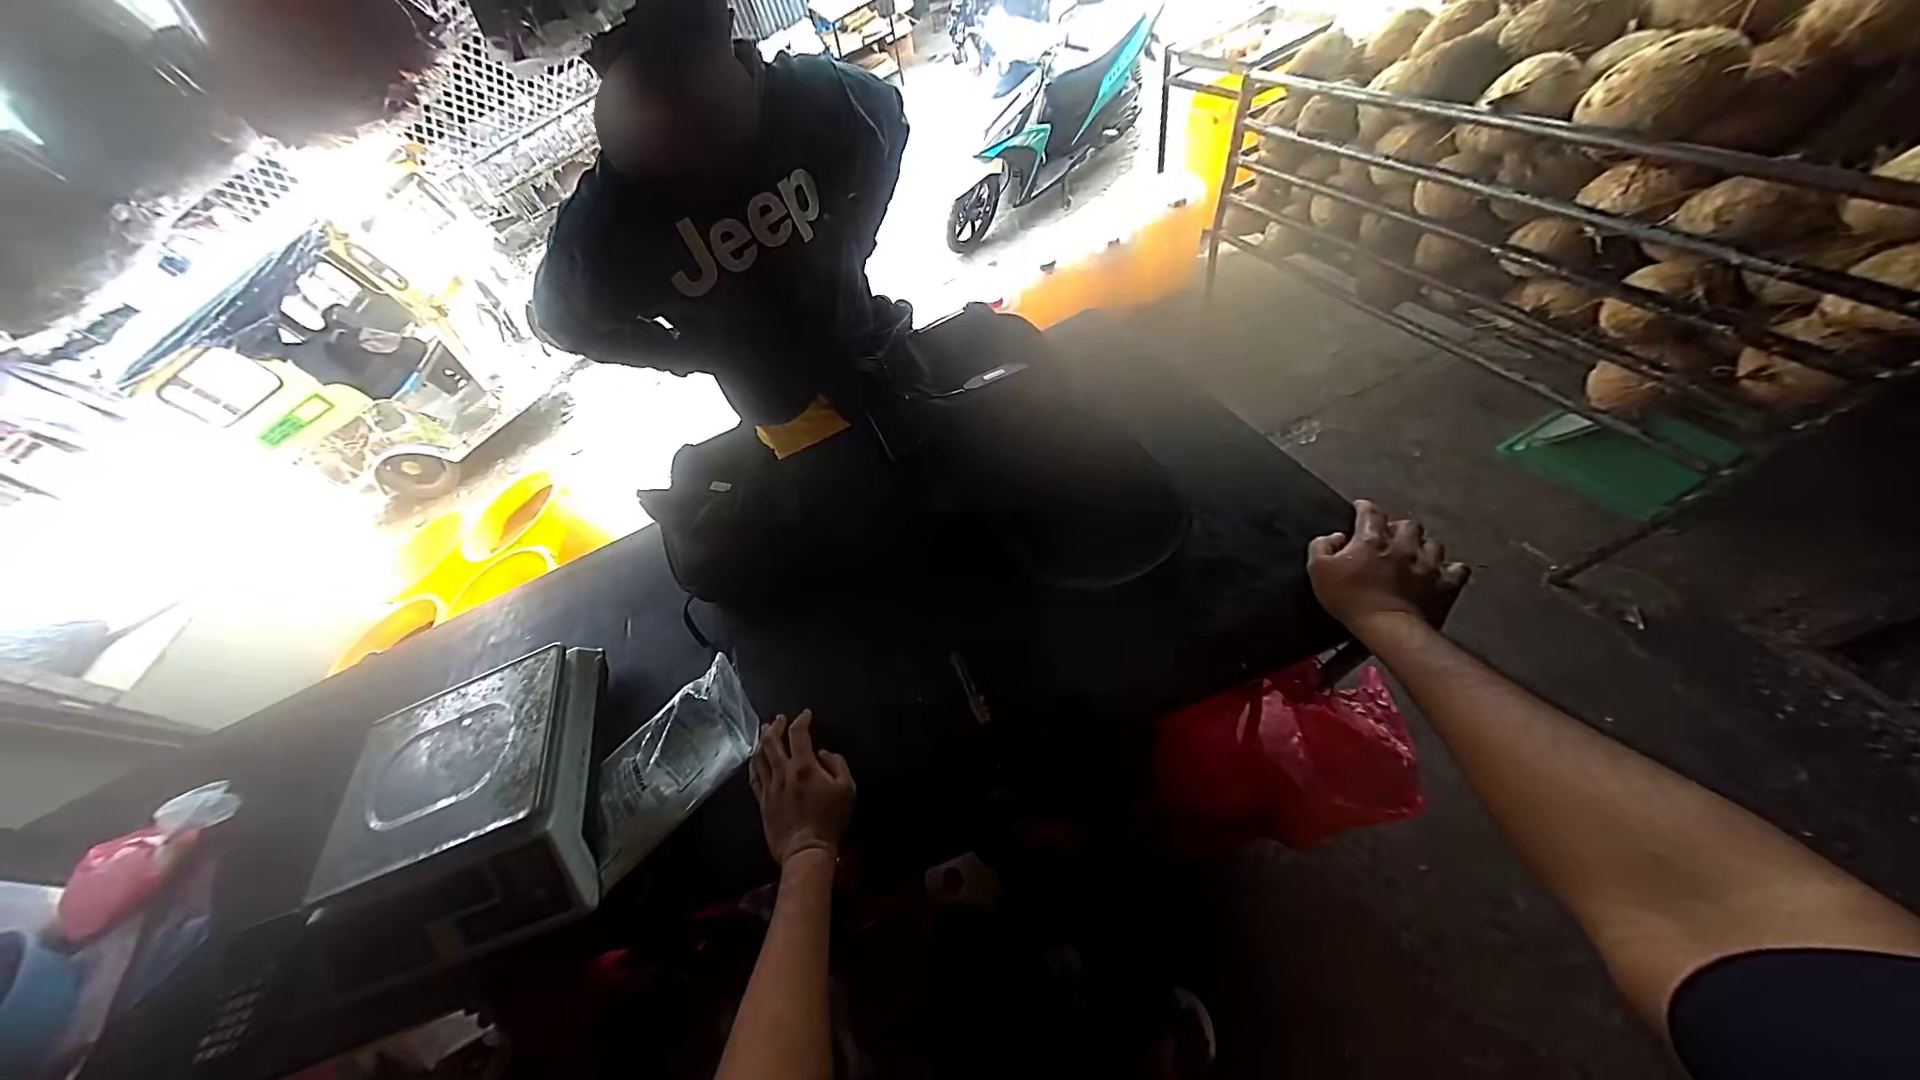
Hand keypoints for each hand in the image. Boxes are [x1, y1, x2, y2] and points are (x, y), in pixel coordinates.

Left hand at [748, 711, 854, 866]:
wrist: (806, 849)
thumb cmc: (830, 818)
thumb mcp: (847, 787)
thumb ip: (836, 764)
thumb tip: (823, 753)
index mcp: (804, 766)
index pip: (798, 734)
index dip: (801, 721)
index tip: (805, 715)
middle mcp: (783, 772)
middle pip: (772, 742)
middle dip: (775, 726)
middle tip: (779, 719)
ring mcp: (770, 787)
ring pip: (759, 757)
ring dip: (761, 741)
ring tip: (764, 732)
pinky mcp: (762, 801)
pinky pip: (754, 777)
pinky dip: (754, 764)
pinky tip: (755, 759)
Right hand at [1308, 499, 1470, 632]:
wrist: (1387, 627)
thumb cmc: (1349, 598)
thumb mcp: (1318, 570)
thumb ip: (1321, 546)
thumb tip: (1336, 537)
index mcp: (1373, 538)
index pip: (1371, 512)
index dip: (1364, 508)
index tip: (1360, 509)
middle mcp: (1405, 544)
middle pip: (1406, 524)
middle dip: (1397, 528)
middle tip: (1388, 538)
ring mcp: (1429, 562)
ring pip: (1432, 544)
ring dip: (1422, 547)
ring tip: (1413, 555)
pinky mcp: (1447, 582)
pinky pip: (1456, 568)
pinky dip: (1448, 568)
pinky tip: (1438, 572)